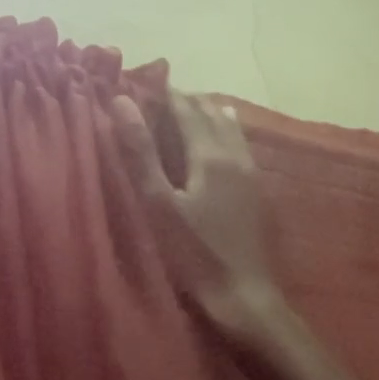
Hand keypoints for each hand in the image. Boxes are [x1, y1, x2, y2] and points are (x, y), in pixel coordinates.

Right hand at [111, 93, 290, 337]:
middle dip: (185, 99)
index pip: (185, 108)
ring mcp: (251, 173)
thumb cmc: (193, 253)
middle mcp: (234, 154)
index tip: (142, 81)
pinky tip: (224, 136)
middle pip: (210, 113)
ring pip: (230, 127)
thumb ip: (139, 151)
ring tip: (189, 106)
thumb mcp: (157, 203)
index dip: (164, 92)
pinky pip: (241, 144)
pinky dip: (225, 130)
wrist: (244, 298)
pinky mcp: (258, 192)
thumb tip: (121, 102)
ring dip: (207, 112)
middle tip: (158, 95)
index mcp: (209, 154)